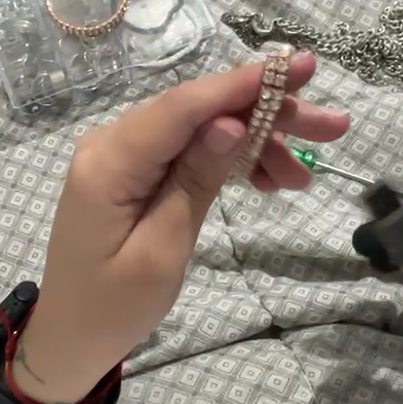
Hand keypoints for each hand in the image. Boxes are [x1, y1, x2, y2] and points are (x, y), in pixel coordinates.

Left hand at [17, 52, 348, 403]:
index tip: (300, 68)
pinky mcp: (134, 173)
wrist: (70, 335)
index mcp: (109, 162)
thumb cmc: (113, 307)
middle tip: (332, 125)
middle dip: (265, 113)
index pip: (183, 107)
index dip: (243, 84)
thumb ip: (194, 181)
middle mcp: (111, 144)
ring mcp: (122, 156)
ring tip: (303, 174)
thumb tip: (231, 122)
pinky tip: (268, 179)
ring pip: (199, 130)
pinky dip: (228, 161)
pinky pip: (187, 152)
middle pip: (197, 112)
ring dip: (255, 143)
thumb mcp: (163, 251)